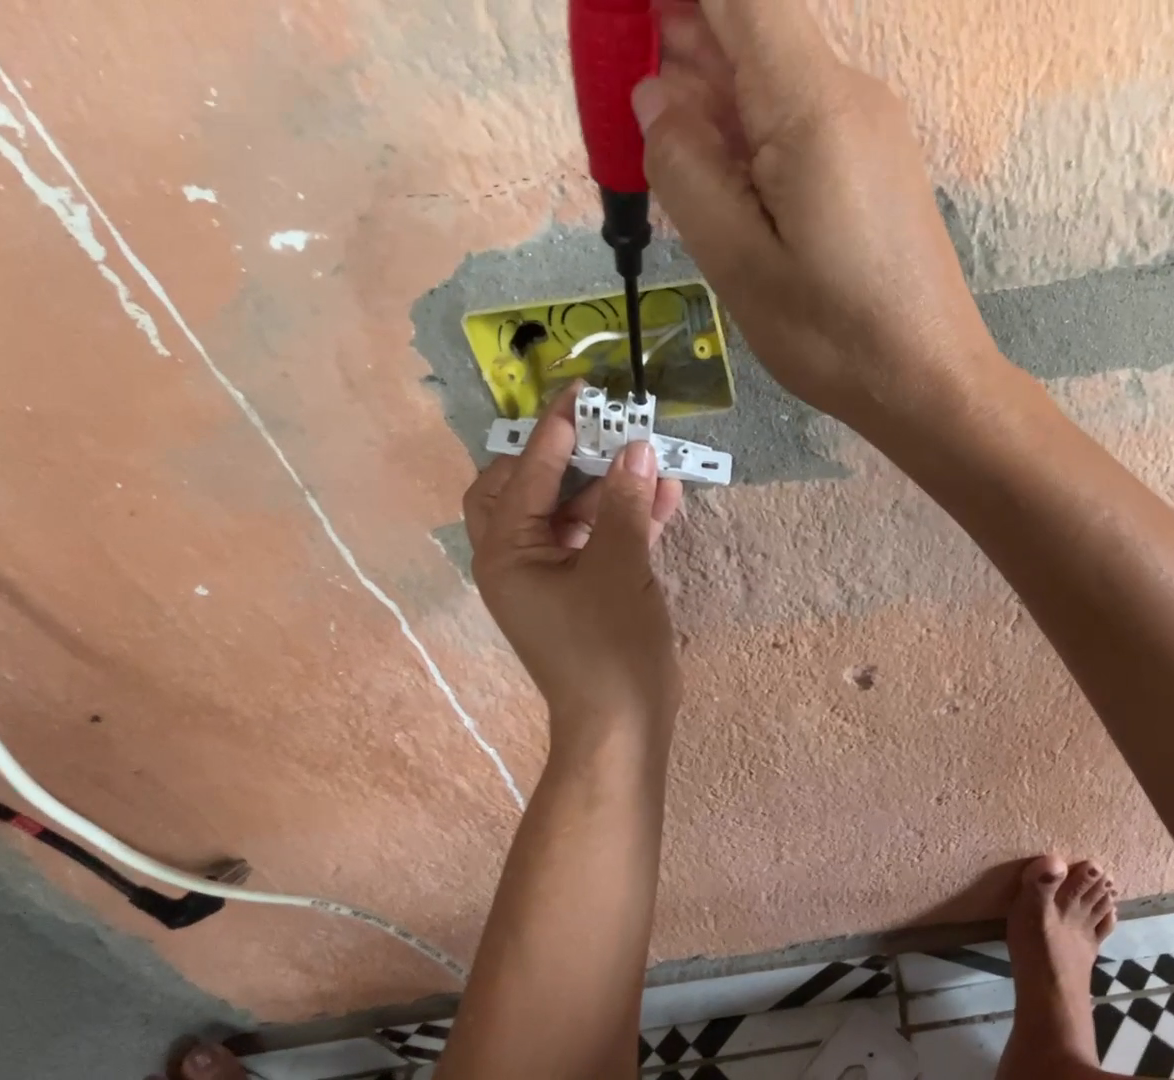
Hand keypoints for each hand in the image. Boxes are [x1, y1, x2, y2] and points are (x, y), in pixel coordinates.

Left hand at [462, 385, 684, 745]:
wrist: (623, 724)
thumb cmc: (607, 644)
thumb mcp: (620, 566)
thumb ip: (627, 504)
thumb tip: (638, 449)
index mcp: (506, 552)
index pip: (525, 473)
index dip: (554, 429)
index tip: (581, 391)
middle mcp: (519, 558)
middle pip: (527, 488)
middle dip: (565, 455)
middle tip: (600, 429)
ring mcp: (553, 575)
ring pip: (571, 512)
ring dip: (610, 487)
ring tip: (652, 458)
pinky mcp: (586, 590)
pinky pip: (600, 540)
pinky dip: (628, 519)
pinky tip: (667, 497)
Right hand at [633, 0, 1001, 424]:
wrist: (932, 382)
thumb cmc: (835, 338)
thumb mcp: (738, 264)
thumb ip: (685, 166)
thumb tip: (656, 95)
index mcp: (813, 103)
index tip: (622, 33)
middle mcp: (850, 92)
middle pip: (750, 25)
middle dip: (680, 54)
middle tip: (640, 132)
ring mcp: (870, 126)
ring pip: (771, 75)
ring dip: (712, 103)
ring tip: (683, 176)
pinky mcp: (875, 161)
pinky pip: (799, 117)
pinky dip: (750, 135)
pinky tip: (734, 195)